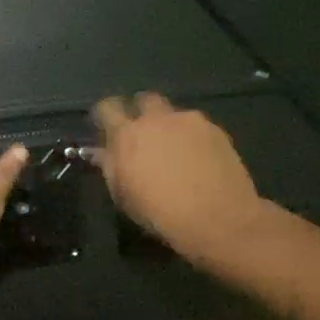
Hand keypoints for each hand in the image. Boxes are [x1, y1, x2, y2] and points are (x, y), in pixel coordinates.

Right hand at [89, 92, 270, 256]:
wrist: (217, 219)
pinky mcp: (216, 130)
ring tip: (174, 151)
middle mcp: (158, 119)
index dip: (105, 115)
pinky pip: (196, 126)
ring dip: (168, 126)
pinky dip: (192, 137)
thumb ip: (110, 167)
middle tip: (143, 136)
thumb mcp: (124, 196)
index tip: (106, 128)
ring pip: (173, 113)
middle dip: (140, 112)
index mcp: (128, 134)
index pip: (108, 107)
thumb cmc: (160, 213)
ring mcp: (190, 121)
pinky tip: (197, 159)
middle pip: (144, 100)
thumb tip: (101, 152)